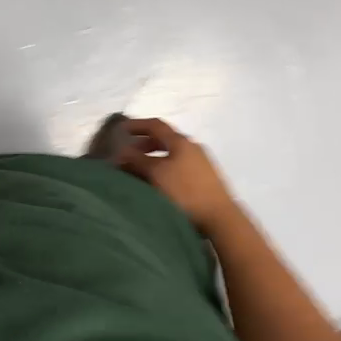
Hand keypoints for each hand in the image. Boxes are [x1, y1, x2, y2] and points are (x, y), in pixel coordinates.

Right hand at [113, 118, 242, 233]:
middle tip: (129, 151)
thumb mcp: (156, 174)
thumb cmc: (185, 191)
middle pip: (165, 138)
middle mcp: (192, 147)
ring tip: (141, 168)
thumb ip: (138, 160)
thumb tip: (121, 152)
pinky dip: (164, 166)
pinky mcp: (205, 177)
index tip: (121, 129)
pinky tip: (159, 180)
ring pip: (172, 153)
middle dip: (145, 143)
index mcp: (181, 141)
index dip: (137, 125)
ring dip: (154, 156)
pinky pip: (179, 164)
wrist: (219, 216)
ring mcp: (201, 162)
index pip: (156, 125)